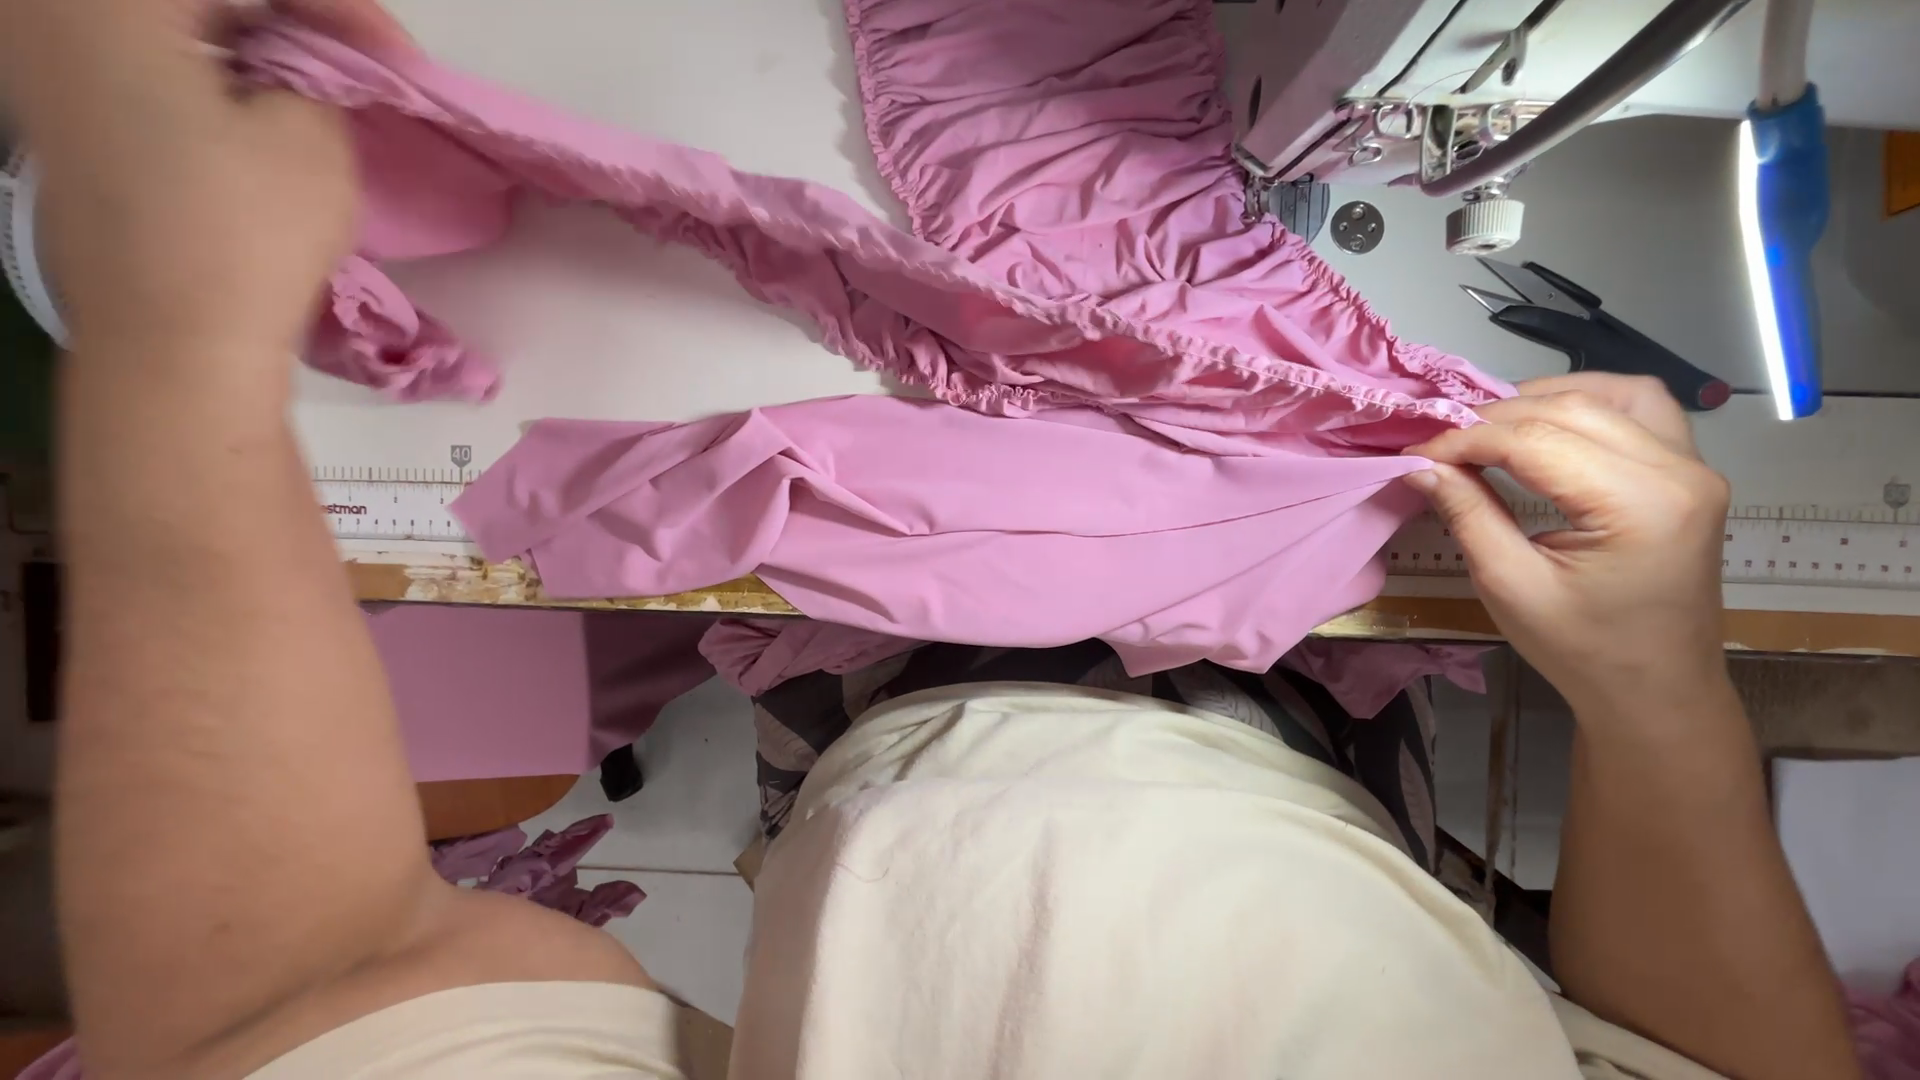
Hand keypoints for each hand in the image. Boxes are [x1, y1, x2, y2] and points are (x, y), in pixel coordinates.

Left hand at [0, 0, 408, 369]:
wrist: (173, 338)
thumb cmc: (245, 233)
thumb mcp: (312, 139)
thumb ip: (317, 77)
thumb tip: (310, 63)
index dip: (342, 8)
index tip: (403, 57)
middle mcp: (47, 11)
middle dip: (295, 18)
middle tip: (364, 63)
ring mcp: (40, 63)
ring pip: (170, 21)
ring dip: (253, 39)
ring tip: (321, 83)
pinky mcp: (59, 113)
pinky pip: (141, 55)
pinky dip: (210, 66)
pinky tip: (260, 102)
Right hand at [1404, 374, 1731, 713]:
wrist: (1655, 687)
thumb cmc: (1579, 647)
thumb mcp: (1508, 584)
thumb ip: (1467, 513)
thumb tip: (1419, 464)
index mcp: (1639, 504)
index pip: (1535, 440)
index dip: (1464, 439)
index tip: (1413, 455)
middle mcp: (1679, 471)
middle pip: (1571, 408)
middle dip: (1492, 417)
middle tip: (1438, 443)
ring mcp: (1692, 466)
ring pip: (1611, 394)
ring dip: (1539, 399)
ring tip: (1486, 427)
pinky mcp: (1686, 471)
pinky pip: (1638, 408)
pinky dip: (1585, 402)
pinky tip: (1544, 422)